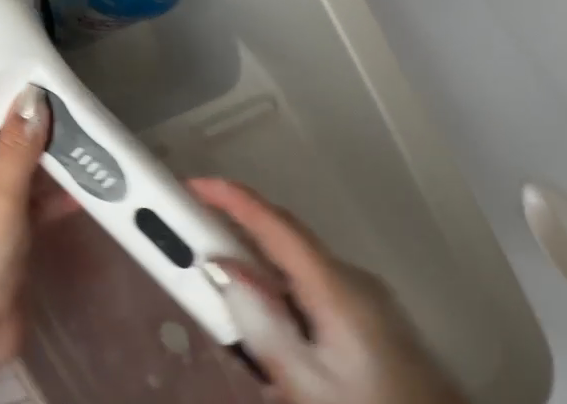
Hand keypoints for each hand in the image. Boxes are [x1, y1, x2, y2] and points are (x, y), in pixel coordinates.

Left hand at [0, 86, 76, 384]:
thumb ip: (18, 145)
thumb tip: (33, 97)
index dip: (19, 96)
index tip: (60, 82)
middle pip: (16, 140)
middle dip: (50, 130)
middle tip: (96, 115)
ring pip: (33, 172)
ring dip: (63, 163)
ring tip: (105, 146)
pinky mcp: (17, 233)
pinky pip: (44, 202)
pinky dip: (66, 195)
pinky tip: (98, 187)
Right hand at [191, 178, 466, 403]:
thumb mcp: (306, 381)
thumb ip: (260, 322)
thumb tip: (220, 267)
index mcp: (339, 289)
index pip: (275, 223)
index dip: (229, 196)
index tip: (189, 184)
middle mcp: (357, 282)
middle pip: (283, 236)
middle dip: (233, 228)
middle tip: (189, 239)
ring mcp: (372, 300)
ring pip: (296, 260)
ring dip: (255, 260)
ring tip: (223, 290)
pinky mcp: (377, 320)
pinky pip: (312, 282)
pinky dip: (279, 281)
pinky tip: (268, 316)